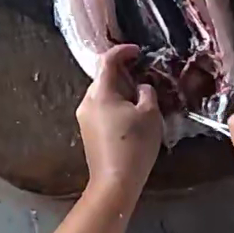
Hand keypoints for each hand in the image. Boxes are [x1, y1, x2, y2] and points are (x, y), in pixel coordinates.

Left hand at [77, 44, 161, 198]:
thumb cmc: (134, 145)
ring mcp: (84, 117)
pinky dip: (114, 104)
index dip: (123, 51)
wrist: (114, 181)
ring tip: (140, 98)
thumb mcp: (150, 114)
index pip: (107, 60)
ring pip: (102, 94)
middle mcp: (87, 101)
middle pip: (103, 77)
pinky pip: (100, 108)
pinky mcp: (86, 130)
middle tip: (144, 76)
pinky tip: (130, 115)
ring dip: (119, 90)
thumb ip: (146, 92)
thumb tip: (140, 87)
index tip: (138, 51)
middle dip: (123, 73)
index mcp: (100, 92)